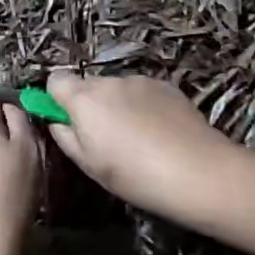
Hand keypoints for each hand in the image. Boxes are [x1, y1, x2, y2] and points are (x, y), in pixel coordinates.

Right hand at [44, 72, 235, 212]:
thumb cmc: (134, 175)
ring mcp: (140, 81)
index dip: (57, 98)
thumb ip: (65, 136)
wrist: (199, 172)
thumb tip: (58, 121)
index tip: (67, 121)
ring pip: (116, 89)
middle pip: (87, 85)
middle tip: (104, 138)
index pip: (55, 79)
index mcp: (84, 98)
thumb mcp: (88, 165)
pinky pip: (142, 92)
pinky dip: (142, 106)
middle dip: (89, 105)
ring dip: (117, 105)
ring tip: (137, 139)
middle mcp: (109, 81)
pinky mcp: (167, 86)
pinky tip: (159, 133)